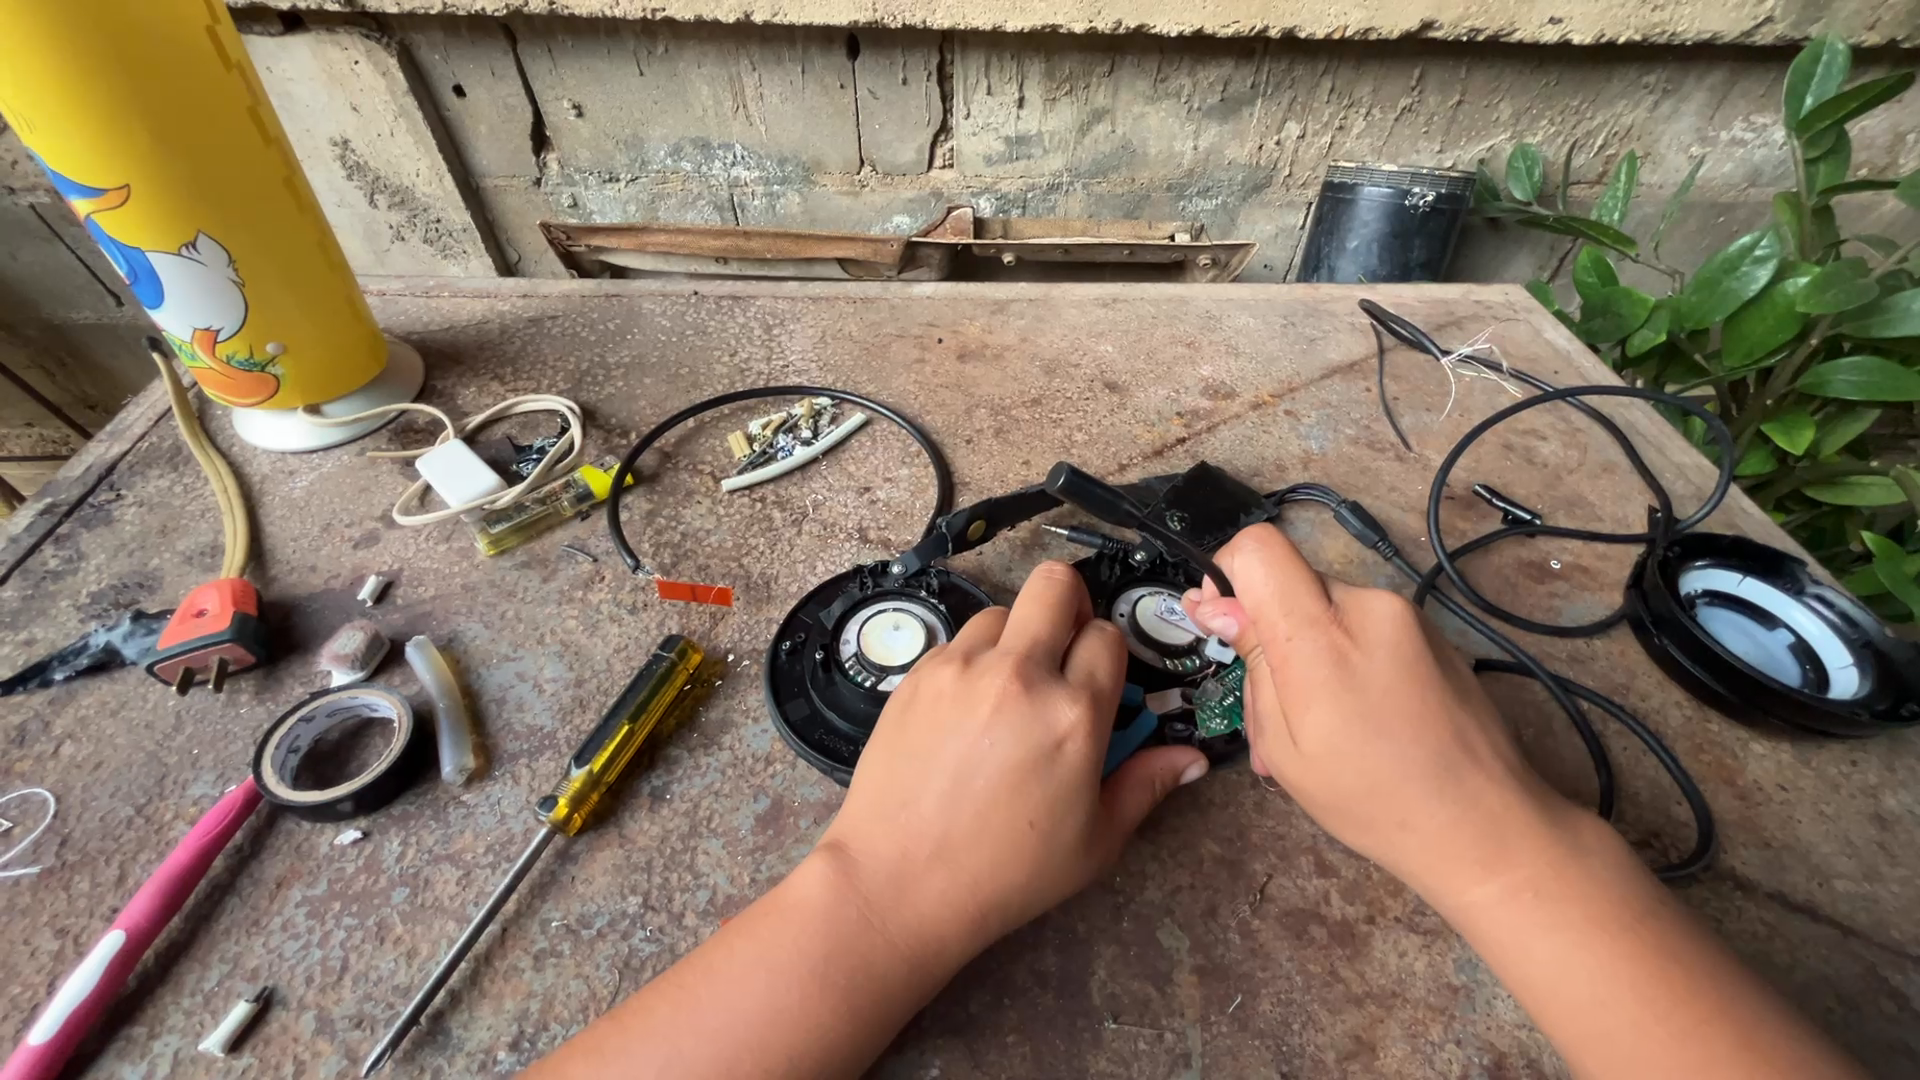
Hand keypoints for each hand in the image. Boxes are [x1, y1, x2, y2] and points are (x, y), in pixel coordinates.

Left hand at [814, 561, 1209, 967]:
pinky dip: (972, 660)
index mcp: (1074, 713)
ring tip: (1007, 686)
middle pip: (1054, 583)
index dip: (1106, 652)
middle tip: (1061, 645)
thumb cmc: (1006, 871)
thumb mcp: (1094, 842)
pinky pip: (958, 641)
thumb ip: (1145, 786)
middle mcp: (1020, 673)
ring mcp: (962, 666)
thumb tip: (1193, 757)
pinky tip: (965, 707)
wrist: (898, 880)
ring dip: (1016, 636)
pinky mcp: (918, 672)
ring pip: (1003, 610)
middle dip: (1069, 602)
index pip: (1107, 635)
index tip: (1096, 678)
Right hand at [1182, 524, 1574, 901]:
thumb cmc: (1370, 798)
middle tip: (1268, 704)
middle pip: (1287, 583)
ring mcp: (1406, 615)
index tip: (1221, 621)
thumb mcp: (1284, 742)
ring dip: (1303, 651)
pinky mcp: (1430, 631)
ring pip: (1320, 607)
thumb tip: (1215, 604)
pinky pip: (1359, 625)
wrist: (1489, 828)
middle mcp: (1368, 605)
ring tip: (1312, 722)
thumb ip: (1251, 661)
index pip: (1258, 548)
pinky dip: (1339, 657)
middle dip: (1265, 630)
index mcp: (1322, 635)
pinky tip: (1351, 715)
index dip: (1225, 573)